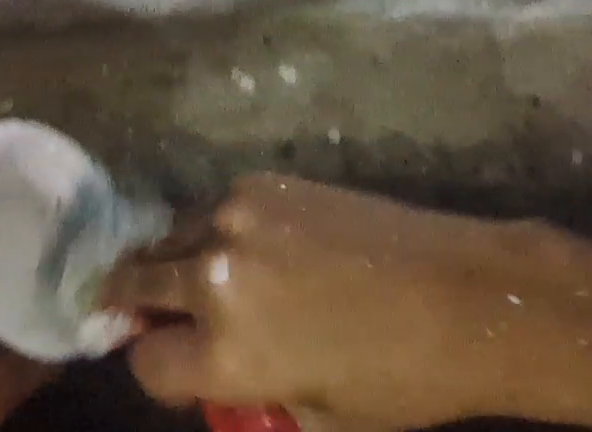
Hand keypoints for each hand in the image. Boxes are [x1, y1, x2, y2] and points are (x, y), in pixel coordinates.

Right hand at [100, 175, 591, 429]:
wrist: (461, 294)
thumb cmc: (399, 379)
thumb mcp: (316, 418)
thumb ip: (245, 394)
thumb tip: (206, 372)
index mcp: (226, 353)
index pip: (144, 361)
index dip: (155, 370)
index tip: (170, 364)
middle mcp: (211, 276)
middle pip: (133, 282)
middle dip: (130, 300)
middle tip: (138, 306)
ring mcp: (229, 218)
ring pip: (165, 239)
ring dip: (170, 262)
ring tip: (198, 274)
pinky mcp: (252, 183)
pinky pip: (207, 211)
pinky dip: (212, 233)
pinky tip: (250, 245)